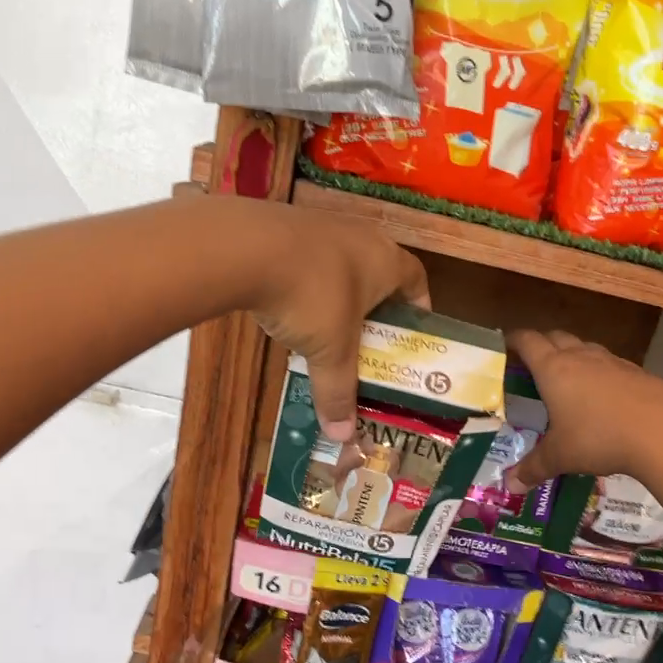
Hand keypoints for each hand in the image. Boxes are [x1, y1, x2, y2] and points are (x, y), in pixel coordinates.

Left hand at [229, 201, 430, 443]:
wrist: (244, 247)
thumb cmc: (311, 296)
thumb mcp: (330, 352)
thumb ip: (339, 392)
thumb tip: (343, 436)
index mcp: (387, 260)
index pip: (416, 280)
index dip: (418, 307)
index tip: (412, 335)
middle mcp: (360, 236)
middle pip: (378, 273)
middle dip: (375, 308)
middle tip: (369, 342)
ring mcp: (320, 226)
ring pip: (340, 265)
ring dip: (338, 295)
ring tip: (328, 331)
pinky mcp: (283, 226)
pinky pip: (306, 260)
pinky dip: (305, 284)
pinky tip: (290, 308)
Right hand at [506, 329, 662, 489]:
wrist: (662, 431)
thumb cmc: (598, 437)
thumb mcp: (560, 457)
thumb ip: (533, 468)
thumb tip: (510, 486)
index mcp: (553, 369)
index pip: (528, 342)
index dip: (514, 340)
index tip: (505, 344)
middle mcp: (581, 357)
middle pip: (556, 337)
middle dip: (542, 344)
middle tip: (532, 362)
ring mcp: (612, 362)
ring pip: (585, 348)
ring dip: (572, 355)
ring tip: (567, 377)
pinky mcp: (637, 372)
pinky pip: (610, 364)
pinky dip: (599, 372)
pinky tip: (603, 396)